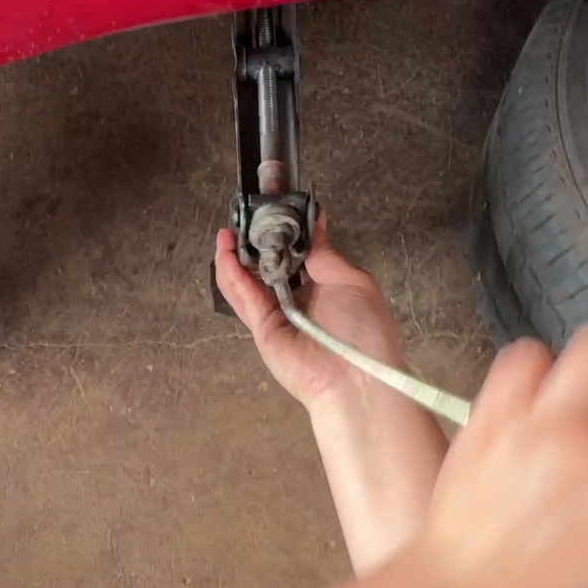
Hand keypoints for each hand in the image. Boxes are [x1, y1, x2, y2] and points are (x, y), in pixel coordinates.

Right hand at [214, 219, 404, 411]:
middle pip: (267, 267)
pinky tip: (224, 255)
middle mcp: (297, 300)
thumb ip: (325, 253)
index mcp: (323, 286)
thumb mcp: (352, 280)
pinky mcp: (262, 330)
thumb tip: (316, 221)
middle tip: (242, 218)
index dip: (282, 233)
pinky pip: (245, 300)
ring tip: (224, 234)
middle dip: (253, 244)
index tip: (272, 209)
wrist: (353, 379)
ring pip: (249, 283)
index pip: (295, 255)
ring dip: (234, 258)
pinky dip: (232, 278)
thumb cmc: (363, 330)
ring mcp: (277, 316)